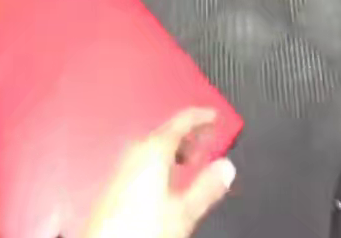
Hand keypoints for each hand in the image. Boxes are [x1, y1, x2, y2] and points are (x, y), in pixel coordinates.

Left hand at [80, 108, 235, 237]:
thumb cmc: (139, 231)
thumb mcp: (183, 212)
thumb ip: (207, 186)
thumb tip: (226, 168)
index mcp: (154, 148)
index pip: (183, 118)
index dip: (203, 115)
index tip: (215, 116)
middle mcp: (136, 151)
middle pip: (168, 131)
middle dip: (190, 135)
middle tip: (208, 139)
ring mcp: (122, 167)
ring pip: (154, 147)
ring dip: (176, 150)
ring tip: (190, 163)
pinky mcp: (114, 185)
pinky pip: (142, 161)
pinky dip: (160, 162)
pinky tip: (166, 181)